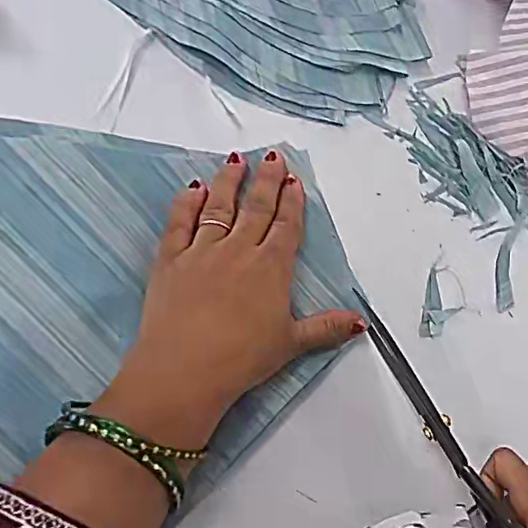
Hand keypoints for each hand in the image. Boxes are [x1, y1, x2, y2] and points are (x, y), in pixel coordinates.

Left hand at [93, 150, 361, 452]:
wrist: (184, 370)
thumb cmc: (240, 358)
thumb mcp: (291, 343)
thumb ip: (326, 328)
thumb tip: (358, 323)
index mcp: (271, 268)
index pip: (285, 225)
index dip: (292, 201)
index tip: (294, 181)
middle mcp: (238, 252)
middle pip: (256, 207)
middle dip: (267, 180)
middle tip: (273, 157)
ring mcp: (202, 253)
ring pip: (219, 207)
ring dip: (229, 182)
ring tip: (236, 161)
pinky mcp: (170, 261)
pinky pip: (179, 223)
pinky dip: (186, 204)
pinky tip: (193, 189)